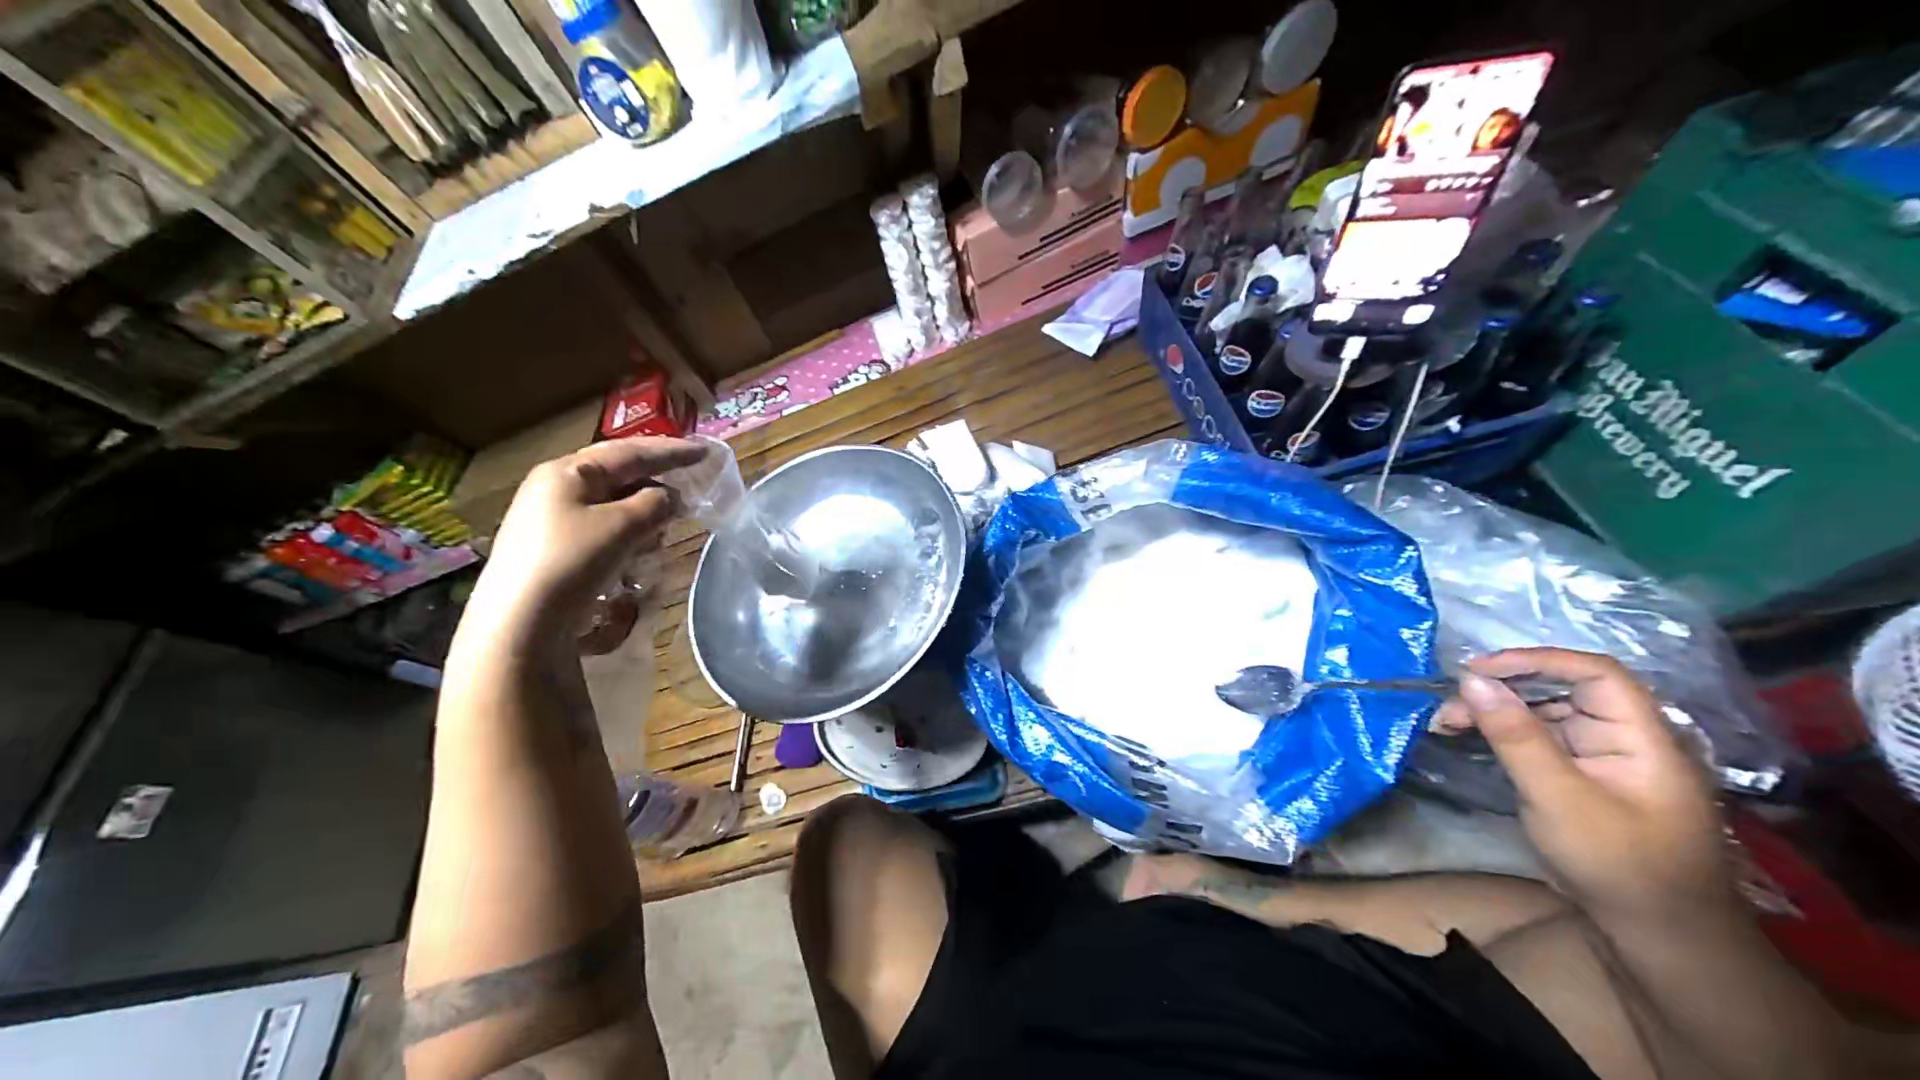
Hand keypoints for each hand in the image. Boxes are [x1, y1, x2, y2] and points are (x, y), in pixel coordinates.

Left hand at [464, 437, 707, 645]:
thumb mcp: (622, 526)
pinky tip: (636, 554)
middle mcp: (556, 487)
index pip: (629, 452)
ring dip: (643, 515)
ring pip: (613, 504)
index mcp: (568, 472)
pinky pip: (602, 529)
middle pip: (619, 475)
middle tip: (690, 490)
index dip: (671, 452)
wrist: (521, 621)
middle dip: (656, 483)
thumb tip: (671, 498)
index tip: (705, 453)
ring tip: (662, 532)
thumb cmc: (571, 562)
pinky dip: (626, 535)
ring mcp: (551, 518)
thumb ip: (655, 503)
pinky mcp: (554, 548)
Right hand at [1438, 648, 1730, 923]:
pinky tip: (1469, 737)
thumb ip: (1515, 735)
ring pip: (1543, 713)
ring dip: (1494, 711)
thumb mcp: (1557, 797)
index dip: (1535, 660)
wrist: (1658, 934)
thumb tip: (1471, 680)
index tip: (1477, 670)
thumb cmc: (1618, 863)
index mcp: (1640, 736)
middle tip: (1450, 703)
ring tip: (1447, 722)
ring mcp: (1602, 757)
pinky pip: (1539, 739)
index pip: (1593, 672)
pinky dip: (1501, 733)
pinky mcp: (1582, 776)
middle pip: (1561, 690)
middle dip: (1501, 689)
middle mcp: (1624, 737)